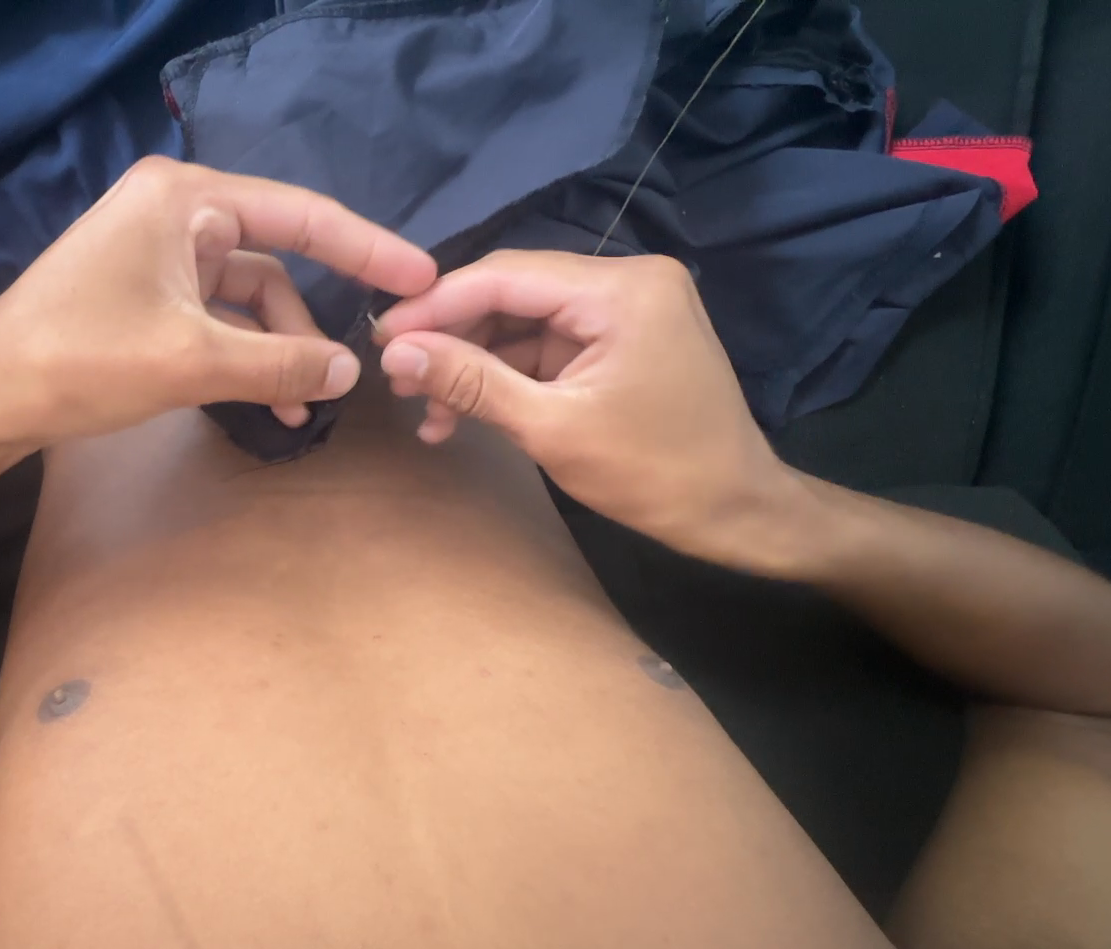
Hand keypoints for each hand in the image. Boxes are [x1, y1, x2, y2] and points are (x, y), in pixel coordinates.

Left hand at [0, 157, 437, 445]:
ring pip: (245, 301)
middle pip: (272, 264)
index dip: (366, 247)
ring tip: (300, 409)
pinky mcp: (145, 295)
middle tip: (351, 374)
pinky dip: (241, 359)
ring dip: (275, 354)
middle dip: (308, 326)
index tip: (421, 275)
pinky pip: (214, 320)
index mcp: (185, 199)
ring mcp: (158, 256)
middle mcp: (175, 214)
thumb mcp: (192, 363)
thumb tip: (350, 370)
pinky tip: (265, 403)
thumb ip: (279, 365)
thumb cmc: (83, 363)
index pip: (299, 215)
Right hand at [374, 251, 804, 566]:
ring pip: (519, 325)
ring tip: (428, 414)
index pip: (505, 276)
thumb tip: (394, 353)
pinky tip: (460, 418)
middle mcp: (622, 282)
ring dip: (470, 367)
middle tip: (397, 378)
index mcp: (619, 290)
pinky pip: (540, 350)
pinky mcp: (612, 342)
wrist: (730, 510)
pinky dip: (501, 381)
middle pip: (510, 295)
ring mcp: (619, 312)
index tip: (380, 336)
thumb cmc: (648, 472)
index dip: (435, 305)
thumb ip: (470, 382)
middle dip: (450, 339)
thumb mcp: (548, 427)